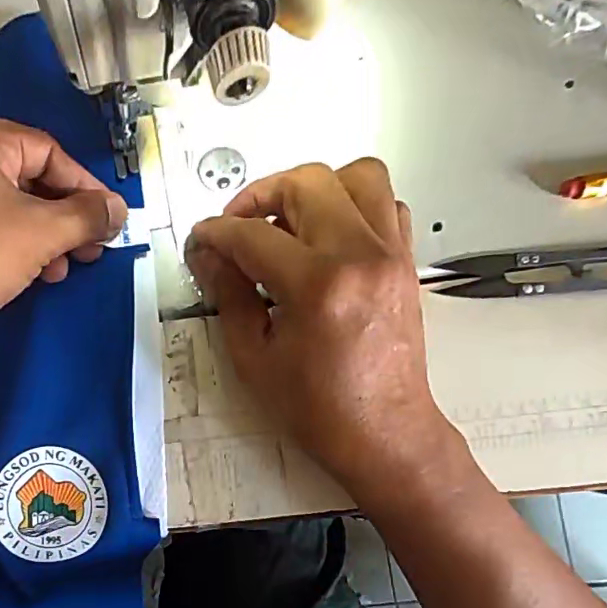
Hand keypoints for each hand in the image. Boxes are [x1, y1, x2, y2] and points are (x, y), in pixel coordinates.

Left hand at [0, 103, 126, 340]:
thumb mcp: (41, 233)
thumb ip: (87, 216)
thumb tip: (117, 210)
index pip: (48, 152)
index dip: (86, 189)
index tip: (110, 221)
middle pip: (24, 176)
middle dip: (62, 218)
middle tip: (89, 250)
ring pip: (2, 201)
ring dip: (39, 235)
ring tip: (59, 269)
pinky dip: (7, 240)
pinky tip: (28, 270)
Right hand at [186, 159, 458, 496]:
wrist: (381, 432)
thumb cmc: (321, 409)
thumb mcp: (254, 357)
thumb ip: (229, 296)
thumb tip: (210, 257)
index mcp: (317, 285)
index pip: (253, 234)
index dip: (217, 232)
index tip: (202, 240)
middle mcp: (360, 257)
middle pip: (306, 183)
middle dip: (260, 196)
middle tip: (237, 226)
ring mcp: (389, 255)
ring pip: (357, 175)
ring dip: (313, 188)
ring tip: (286, 220)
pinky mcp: (404, 262)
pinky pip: (385, 204)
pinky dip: (352, 205)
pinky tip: (326, 235)